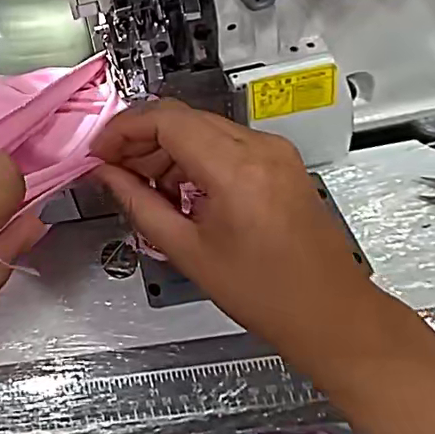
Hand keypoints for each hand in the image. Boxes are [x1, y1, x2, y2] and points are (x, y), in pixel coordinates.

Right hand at [91, 99, 377, 353]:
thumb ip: (138, 204)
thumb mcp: (187, 251)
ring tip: (146, 187)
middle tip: (115, 169)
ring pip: (200, 126)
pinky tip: (179, 189)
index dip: (124, 130)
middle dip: (140, 139)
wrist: (333, 316)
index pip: (165, 120)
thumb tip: (108, 175)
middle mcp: (259, 148)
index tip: (101, 151)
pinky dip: (192, 156)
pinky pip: (223, 140)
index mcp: (236, 170)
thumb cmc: (270, 296)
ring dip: (165, 148)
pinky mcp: (278, 159)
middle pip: (180, 117)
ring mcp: (273, 150)